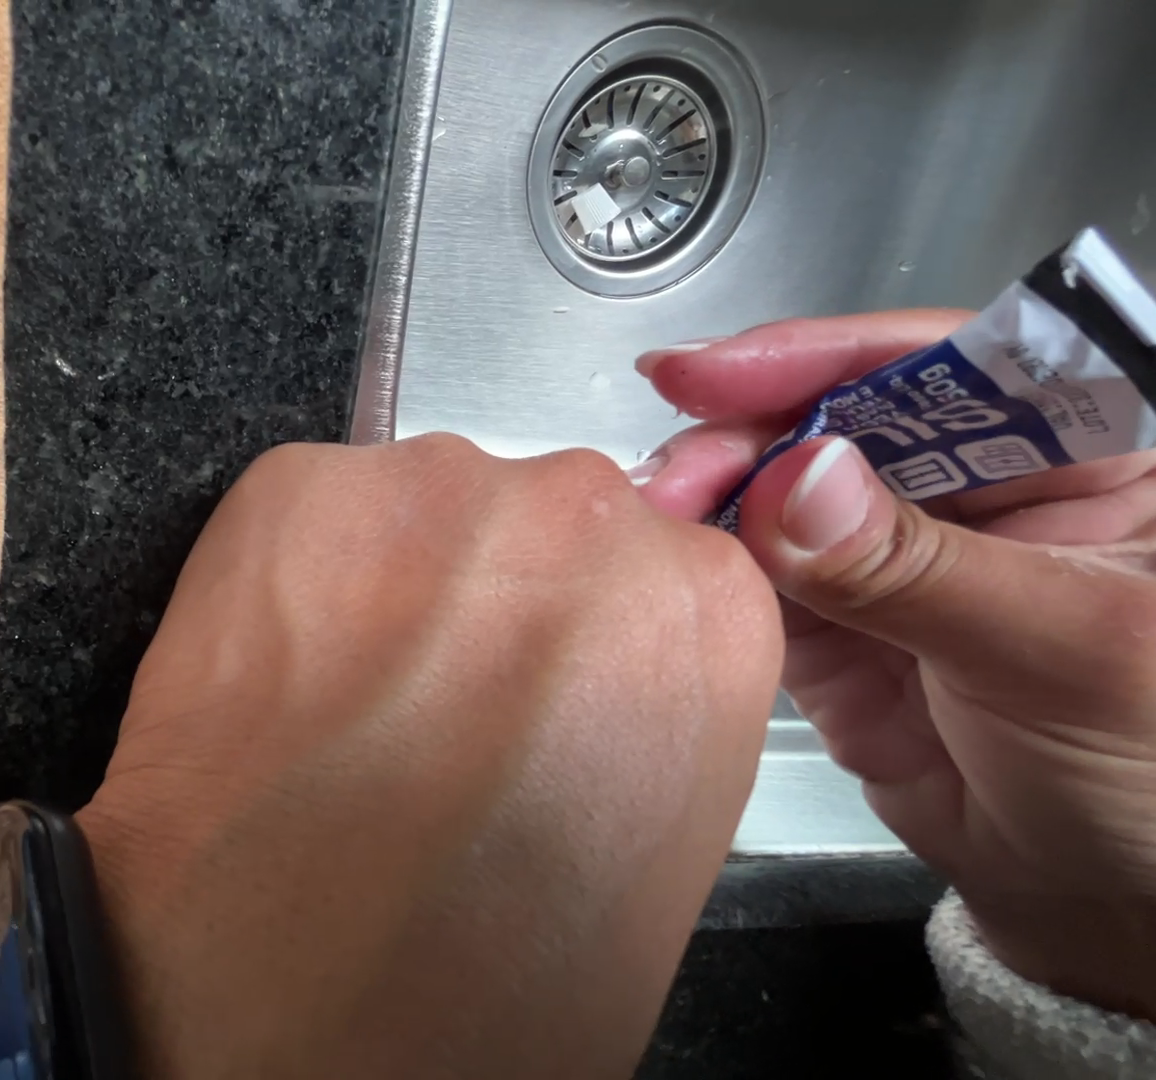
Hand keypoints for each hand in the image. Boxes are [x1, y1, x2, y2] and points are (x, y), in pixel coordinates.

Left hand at [78, 437, 782, 1078]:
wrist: (264, 974)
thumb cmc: (466, 965)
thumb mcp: (631, 854)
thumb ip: (632, 716)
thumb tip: (575, 672)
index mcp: (696, 607)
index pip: (638, 568)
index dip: (561, 631)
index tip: (515, 674)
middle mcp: (572, 511)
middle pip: (523, 523)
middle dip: (478, 591)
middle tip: (417, 684)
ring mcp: (425, 483)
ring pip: (415, 506)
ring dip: (383, 574)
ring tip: (336, 682)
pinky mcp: (291, 485)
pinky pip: (310, 507)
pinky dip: (292, 567)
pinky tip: (275, 658)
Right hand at [633, 314, 1155, 1018]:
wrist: (1090, 892)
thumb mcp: (1066, 652)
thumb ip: (920, 565)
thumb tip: (790, 483)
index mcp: (1081, 454)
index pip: (944, 366)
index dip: (819, 356)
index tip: (704, 373)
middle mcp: (967, 485)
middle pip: (825, 419)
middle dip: (737, 438)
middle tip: (669, 479)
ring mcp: (879, 546)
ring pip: (766, 485)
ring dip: (700, 492)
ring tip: (651, 515)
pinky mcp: (815, 604)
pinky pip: (739, 559)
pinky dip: (695, 551)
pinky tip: (662, 552)